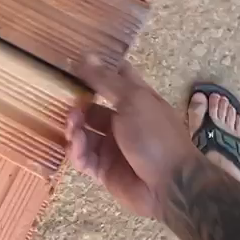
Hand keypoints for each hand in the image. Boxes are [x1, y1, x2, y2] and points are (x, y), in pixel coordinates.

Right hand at [66, 55, 203, 220]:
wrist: (170, 184)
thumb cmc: (155, 134)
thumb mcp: (132, 100)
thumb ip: (106, 80)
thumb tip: (86, 56)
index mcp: (136, 99)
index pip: (115, 78)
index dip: (97, 71)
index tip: (73, 64)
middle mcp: (123, 120)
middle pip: (92, 107)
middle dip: (77, 105)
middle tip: (69, 107)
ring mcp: (113, 146)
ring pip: (84, 133)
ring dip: (74, 129)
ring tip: (74, 130)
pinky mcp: (104, 170)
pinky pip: (83, 157)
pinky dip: (77, 152)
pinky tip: (78, 148)